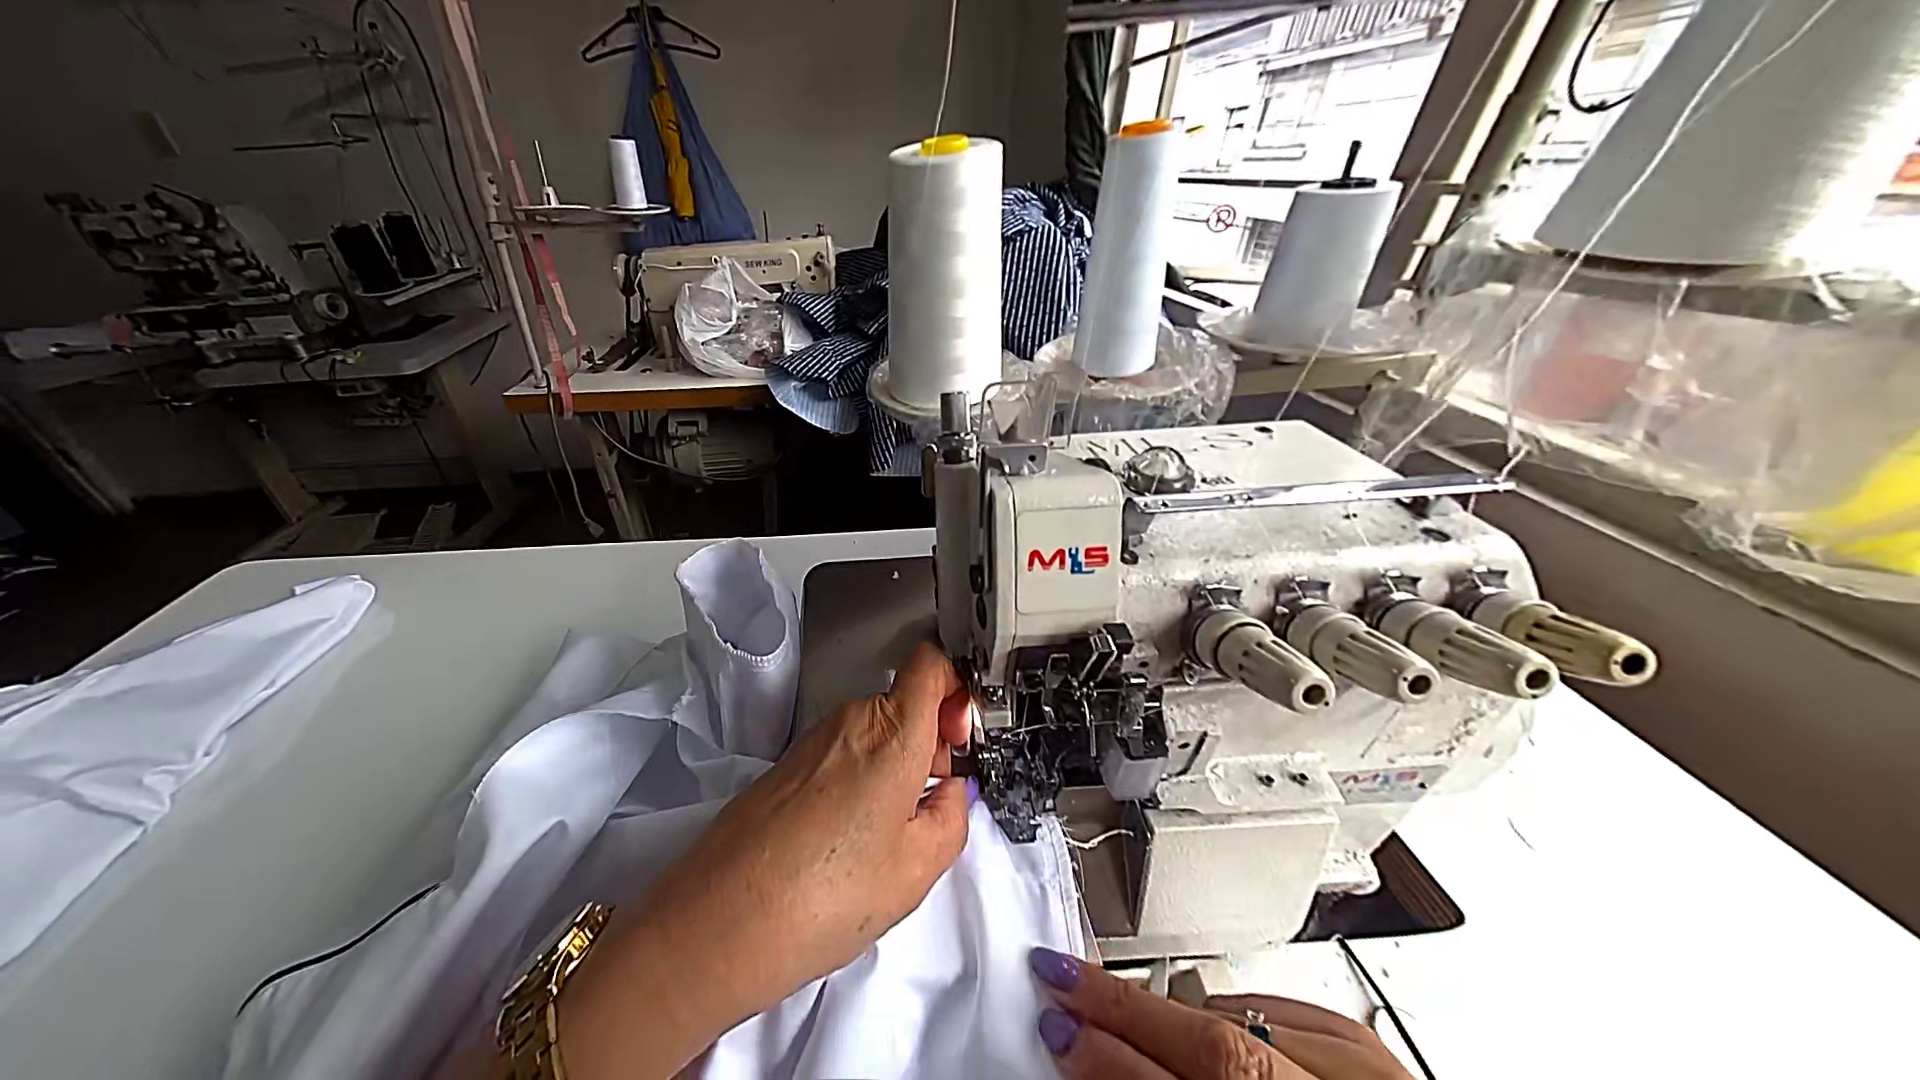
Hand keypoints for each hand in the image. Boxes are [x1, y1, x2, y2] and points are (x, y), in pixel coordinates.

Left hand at [554, 643, 974, 1078]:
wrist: (717, 923)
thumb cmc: (818, 896)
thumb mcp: (917, 868)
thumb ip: (952, 816)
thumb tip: (949, 793)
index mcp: (892, 733)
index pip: (932, 662)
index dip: (957, 687)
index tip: (960, 734)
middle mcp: (852, 720)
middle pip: (908, 700)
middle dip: (931, 739)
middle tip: (932, 795)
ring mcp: (816, 738)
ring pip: (878, 727)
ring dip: (897, 762)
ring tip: (890, 828)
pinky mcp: (791, 761)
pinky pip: (846, 749)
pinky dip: (864, 775)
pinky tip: (854, 834)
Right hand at [1029, 947, 1416, 1079]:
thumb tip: (1097, 1064)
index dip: (1115, 1061)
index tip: (1059, 1028)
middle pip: (1218, 1045)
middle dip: (1124, 1008)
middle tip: (1062, 978)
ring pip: (1250, 1018)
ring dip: (1173, 1010)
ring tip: (1117, 1002)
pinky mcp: (1382, 1056)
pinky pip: (1288, 1008)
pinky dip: (1237, 1009)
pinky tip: (1210, 1015)